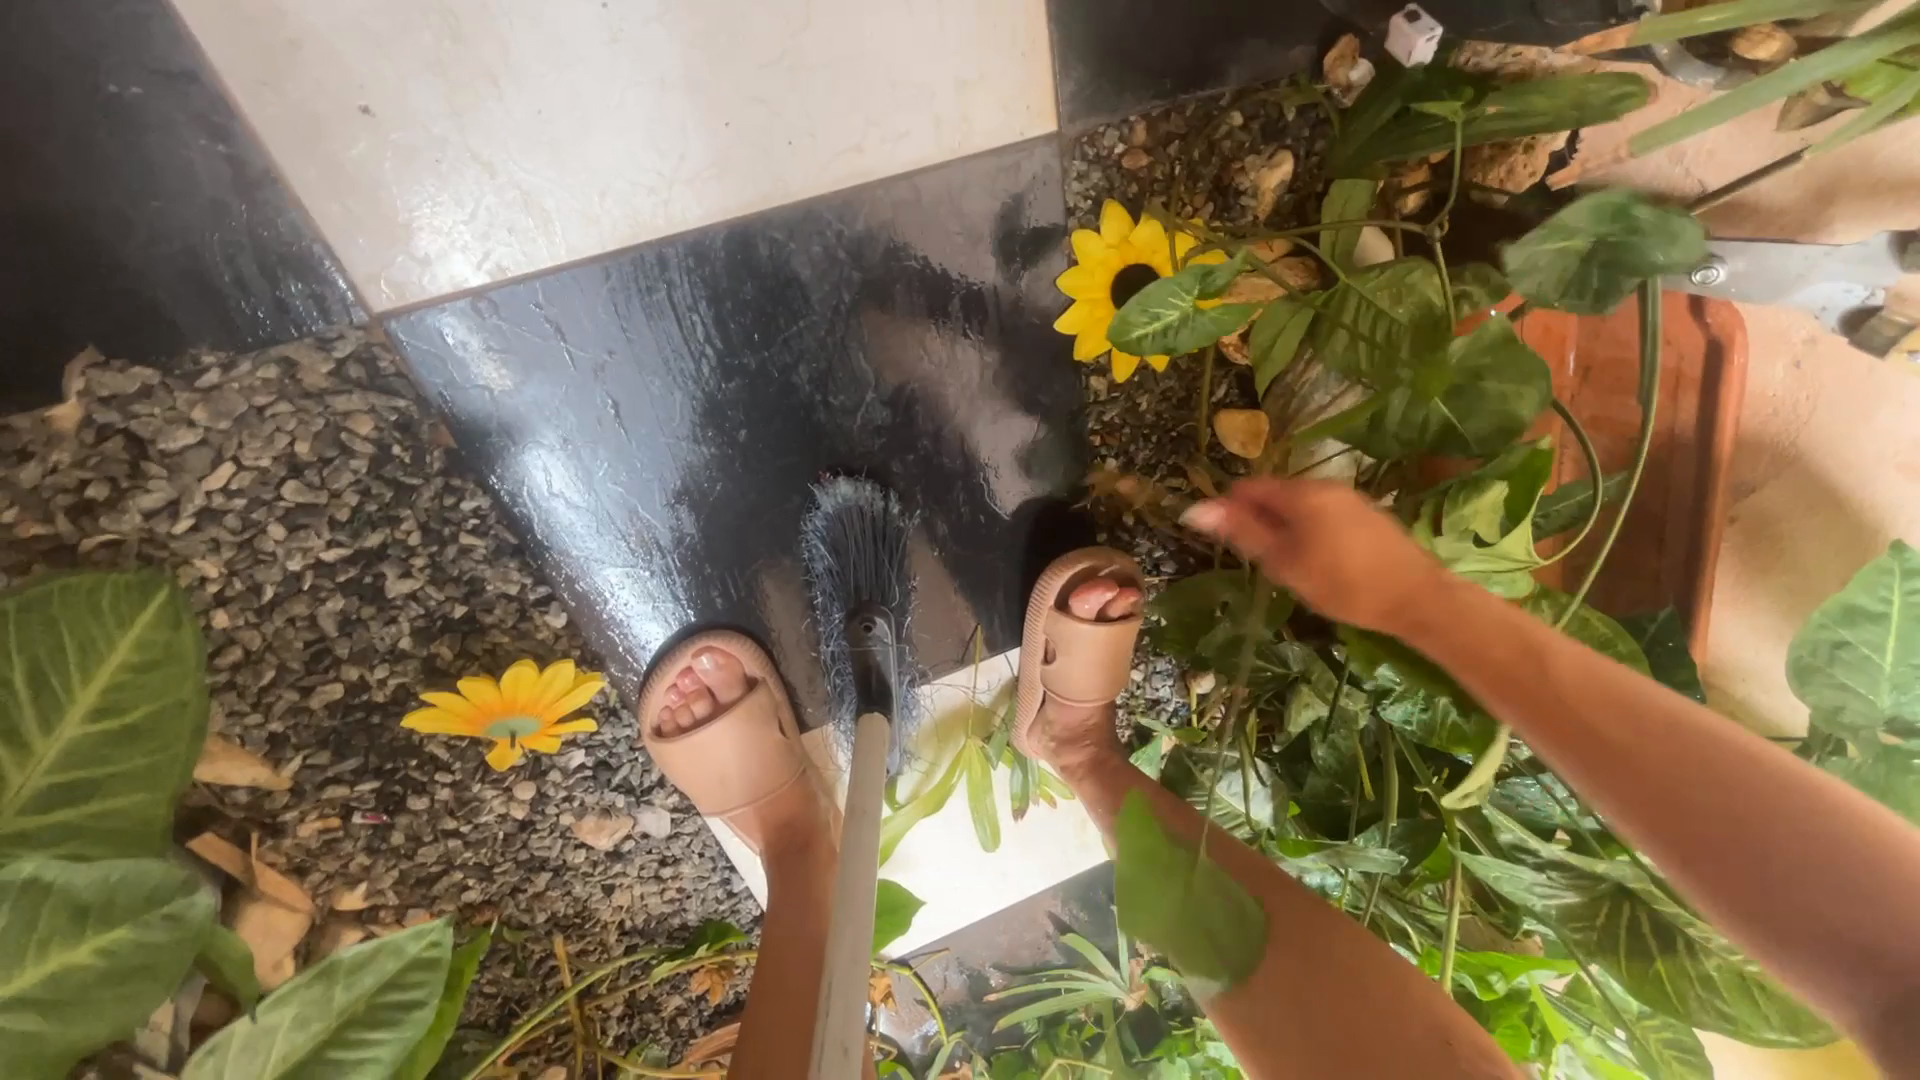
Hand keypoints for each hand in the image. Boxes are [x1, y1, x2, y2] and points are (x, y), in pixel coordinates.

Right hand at [1181, 477, 1452, 635]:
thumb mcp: (1283, 562)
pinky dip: (1311, 532)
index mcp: (1300, 493)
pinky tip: (1322, 564)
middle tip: (1265, 563)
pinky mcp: (1368, 513)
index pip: (1246, 487)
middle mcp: (1325, 486)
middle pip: (1275, 495)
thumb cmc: (1342, 584)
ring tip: (1293, 567)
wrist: (1418, 598)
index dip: (1230, 512)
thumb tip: (1195, 509)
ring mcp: (1350, 498)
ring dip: (1286, 529)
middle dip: (1261, 522)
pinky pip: (1324, 514)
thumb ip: (1241, 532)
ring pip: (1300, 506)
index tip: (1232, 545)